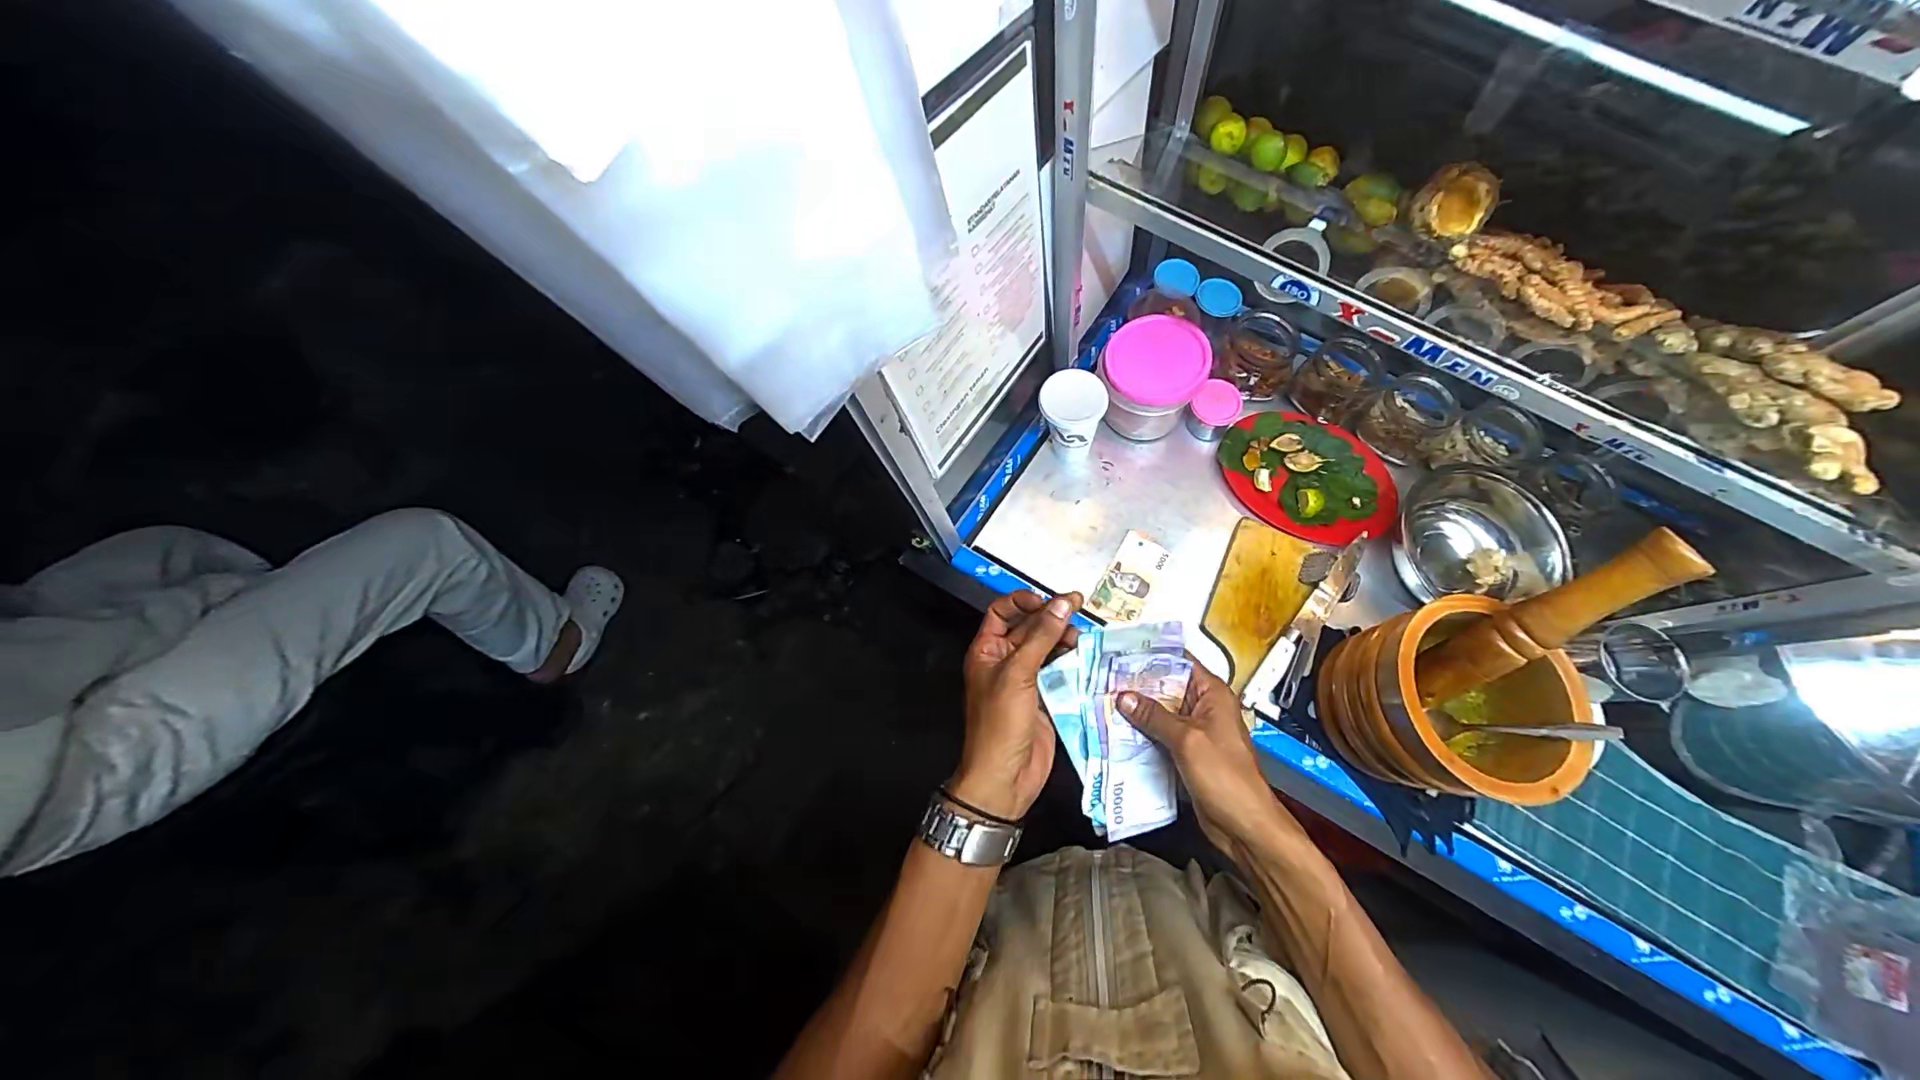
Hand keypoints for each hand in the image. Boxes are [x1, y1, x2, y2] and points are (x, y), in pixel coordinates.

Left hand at [952, 590, 1080, 820]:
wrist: (1005, 777)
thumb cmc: (999, 725)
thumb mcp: (1017, 674)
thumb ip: (1041, 637)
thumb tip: (1060, 605)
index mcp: (986, 651)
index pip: (1001, 612)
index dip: (1022, 601)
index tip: (1048, 601)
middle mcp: (1004, 661)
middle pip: (1029, 627)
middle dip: (1051, 618)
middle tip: (1078, 610)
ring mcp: (1025, 679)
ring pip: (1047, 648)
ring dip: (1065, 639)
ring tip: (1083, 636)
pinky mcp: (1044, 697)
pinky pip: (1060, 671)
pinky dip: (1074, 662)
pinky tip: (1088, 656)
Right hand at [1116, 659, 1296, 857]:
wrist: (1244, 826)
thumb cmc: (1228, 779)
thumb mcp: (1187, 740)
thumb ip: (1155, 716)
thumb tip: (1125, 697)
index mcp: (1213, 695)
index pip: (1180, 663)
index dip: (1151, 657)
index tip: (1122, 654)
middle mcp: (1204, 709)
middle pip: (1166, 687)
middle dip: (1137, 685)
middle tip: (1104, 680)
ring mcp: (1194, 732)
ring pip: (1159, 713)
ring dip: (1136, 711)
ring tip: (1104, 703)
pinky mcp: (1185, 754)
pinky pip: (1158, 736)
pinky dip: (1141, 734)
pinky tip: (1117, 732)